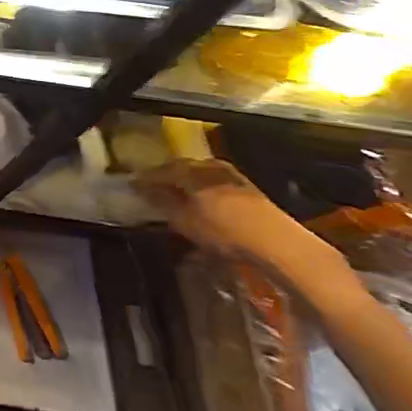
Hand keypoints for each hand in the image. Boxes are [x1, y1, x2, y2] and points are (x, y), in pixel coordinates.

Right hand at [133, 158, 345, 286]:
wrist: (278, 243)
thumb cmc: (226, 233)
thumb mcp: (188, 222)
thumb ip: (165, 204)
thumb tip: (146, 191)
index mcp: (192, 172)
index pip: (162, 171)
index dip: (147, 179)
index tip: (133, 184)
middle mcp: (211, 167)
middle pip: (183, 167)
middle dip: (167, 175)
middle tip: (154, 185)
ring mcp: (232, 175)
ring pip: (201, 172)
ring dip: (188, 180)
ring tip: (179, 191)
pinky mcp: (248, 188)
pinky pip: (216, 180)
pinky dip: (204, 186)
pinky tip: (204, 197)